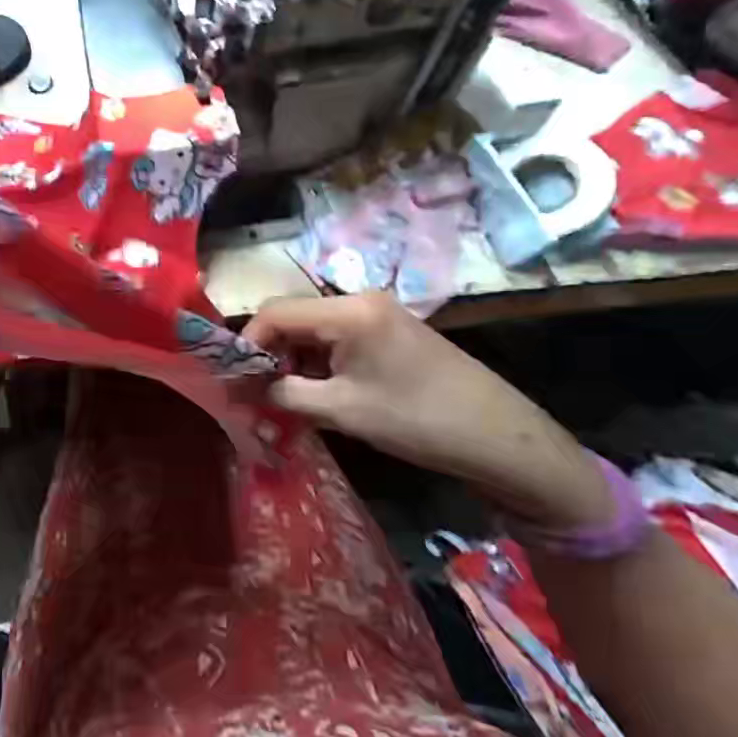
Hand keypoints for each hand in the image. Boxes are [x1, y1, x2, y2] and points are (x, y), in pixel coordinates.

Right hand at [244, 293, 613, 529]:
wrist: (500, 436)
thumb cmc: (416, 420)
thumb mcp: (341, 410)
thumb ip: (285, 394)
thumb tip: (246, 389)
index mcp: (348, 310)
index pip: (275, 312)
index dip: (247, 344)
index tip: (237, 380)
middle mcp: (360, 300)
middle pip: (294, 317)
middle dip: (270, 354)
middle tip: (260, 394)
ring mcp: (379, 313)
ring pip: (315, 328)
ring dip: (295, 360)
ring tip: (290, 399)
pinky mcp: (392, 330)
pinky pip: (339, 337)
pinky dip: (321, 362)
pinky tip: (322, 392)